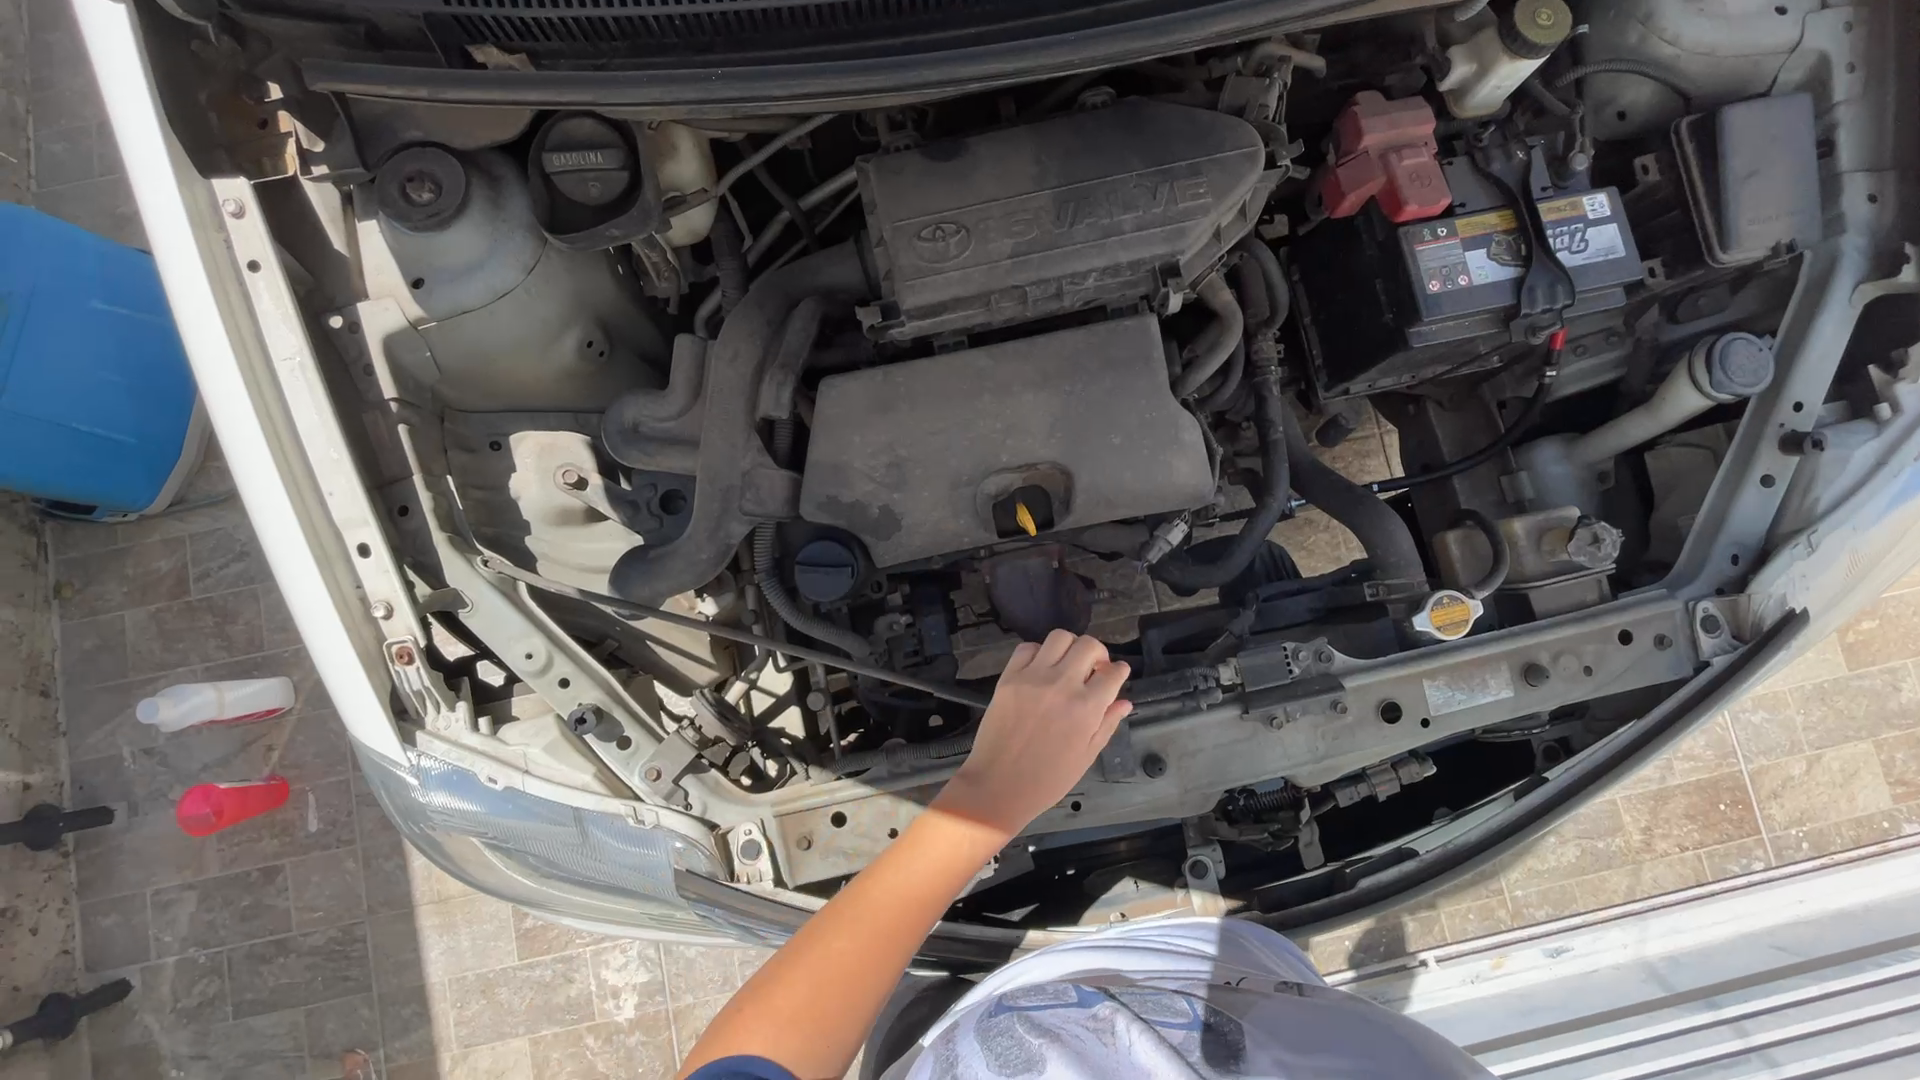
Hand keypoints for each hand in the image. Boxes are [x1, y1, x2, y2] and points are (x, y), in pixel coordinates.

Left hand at [931, 630, 1131, 839]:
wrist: (999, 785)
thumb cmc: (1047, 779)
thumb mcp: (1086, 756)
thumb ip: (1107, 723)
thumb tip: (1125, 702)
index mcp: (1086, 708)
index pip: (1113, 673)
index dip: (1119, 671)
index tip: (1117, 674)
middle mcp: (1061, 685)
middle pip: (1089, 646)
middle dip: (1099, 653)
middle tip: (1094, 669)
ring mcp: (1032, 678)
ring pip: (1059, 637)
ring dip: (1070, 647)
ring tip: (1068, 664)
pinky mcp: (1008, 677)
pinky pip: (1026, 648)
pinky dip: (1039, 652)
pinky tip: (1041, 669)